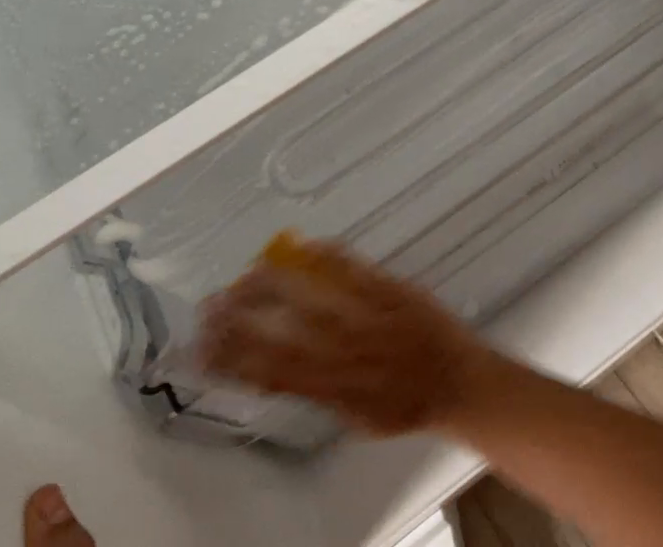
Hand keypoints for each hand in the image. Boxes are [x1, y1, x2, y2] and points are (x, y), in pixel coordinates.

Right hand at [196, 239, 509, 436]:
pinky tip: (301, 243)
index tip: (203, 346)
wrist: (460, 382)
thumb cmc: (406, 406)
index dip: (232, 358)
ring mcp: (369, 316)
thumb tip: (272, 375)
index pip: (270, 371)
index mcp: (333, 387)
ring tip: (247, 271)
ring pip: (311, 295)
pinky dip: (326, 254)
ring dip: (273, 282)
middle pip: (282, 329)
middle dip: (241, 316)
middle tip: (211, 303)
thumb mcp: (355, 418)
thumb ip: (315, 394)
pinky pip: (354, 268)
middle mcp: (346, 351)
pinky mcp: (391, 290)